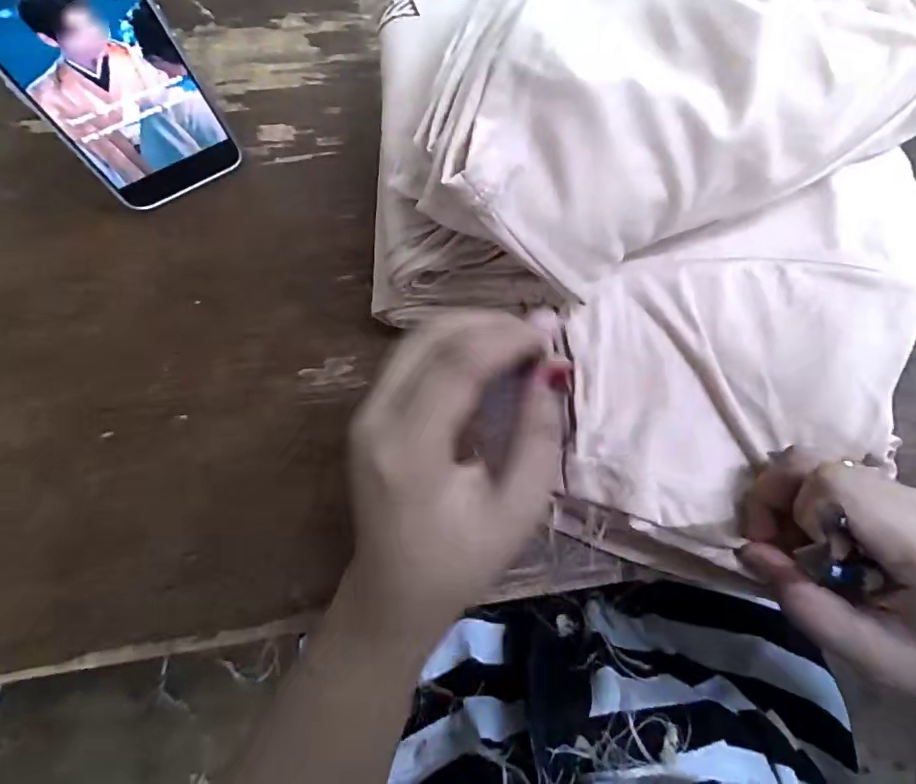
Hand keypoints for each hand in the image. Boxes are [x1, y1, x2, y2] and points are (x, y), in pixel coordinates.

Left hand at [339, 311, 566, 637]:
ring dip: (472, 326)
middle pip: (431, 336)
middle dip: (491, 322)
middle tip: (539, 333)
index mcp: (410, 451)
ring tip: (519, 339)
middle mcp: (376, 419)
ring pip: (418, 336)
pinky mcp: (368, 409)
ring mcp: (365, 411)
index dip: (507, 338)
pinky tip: (488, 352)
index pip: (457, 364)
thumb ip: (538, 435)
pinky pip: (411, 354)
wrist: (391, 594)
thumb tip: (551, 369)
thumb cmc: (461, 562)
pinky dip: (453, 341)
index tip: (550, 336)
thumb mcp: (519, 510)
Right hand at [737, 450, 915, 741]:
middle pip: (818, 460)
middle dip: (777, 494)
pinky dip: (810, 499)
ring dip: (790, 495)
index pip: (832, 481)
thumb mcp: (873, 656)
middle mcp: (910, 499)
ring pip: (822, 461)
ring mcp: (907, 492)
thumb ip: (806, 605)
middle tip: (770, 543)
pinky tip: (821, 542)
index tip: (792, 556)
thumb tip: (748, 550)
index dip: (795, 509)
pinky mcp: (900, 496)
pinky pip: (838, 476)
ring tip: (795, 545)